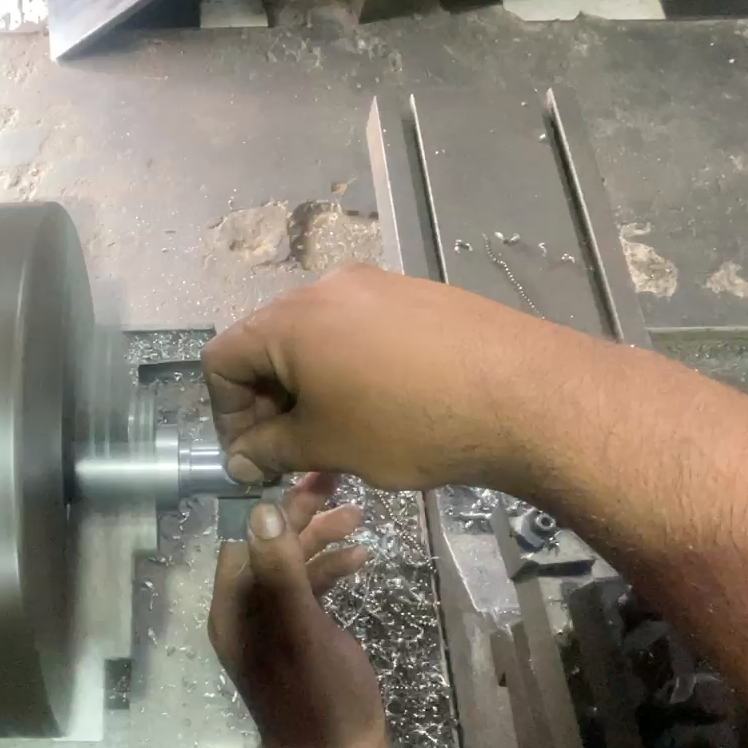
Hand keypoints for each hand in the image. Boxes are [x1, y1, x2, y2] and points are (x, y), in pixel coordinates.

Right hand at [201, 264, 579, 490]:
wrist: (527, 397)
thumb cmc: (408, 424)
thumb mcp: (326, 444)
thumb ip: (268, 449)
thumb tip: (238, 460)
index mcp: (291, 319)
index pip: (221, 359)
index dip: (225, 414)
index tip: (252, 456)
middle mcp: (327, 289)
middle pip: (266, 346)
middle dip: (265, 404)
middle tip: (288, 453)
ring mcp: (376, 287)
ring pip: (313, 341)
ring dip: (307, 392)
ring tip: (334, 438)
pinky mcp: (415, 297)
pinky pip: (357, 333)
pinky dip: (345, 373)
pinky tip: (377, 411)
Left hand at [209, 473, 388, 747]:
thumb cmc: (317, 700)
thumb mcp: (299, 632)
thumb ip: (279, 572)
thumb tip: (260, 511)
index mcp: (234, 606)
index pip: (243, 538)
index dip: (271, 505)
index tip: (306, 474)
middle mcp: (246, 609)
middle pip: (269, 546)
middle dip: (300, 514)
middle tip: (337, 481)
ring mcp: (273, 623)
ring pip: (291, 564)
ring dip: (320, 538)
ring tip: (358, 512)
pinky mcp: (298, 634)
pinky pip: (308, 589)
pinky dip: (330, 569)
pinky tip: (360, 557)